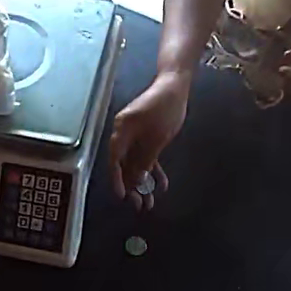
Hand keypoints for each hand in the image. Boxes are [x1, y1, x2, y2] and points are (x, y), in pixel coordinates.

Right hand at [108, 72, 186, 210]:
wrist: (175, 84)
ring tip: (149, 202)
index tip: (122, 195)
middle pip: (124, 166)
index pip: (115, 160)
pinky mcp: (146, 137)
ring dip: (142, 183)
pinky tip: (161, 185)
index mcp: (122, 132)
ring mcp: (135, 137)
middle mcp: (124, 136)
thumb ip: (145, 160)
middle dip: (132, 187)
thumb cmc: (164, 107)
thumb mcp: (157, 137)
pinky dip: (153, 171)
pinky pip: (147, 158)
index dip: (117, 179)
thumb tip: (136, 180)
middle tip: (138, 205)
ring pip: (136, 165)